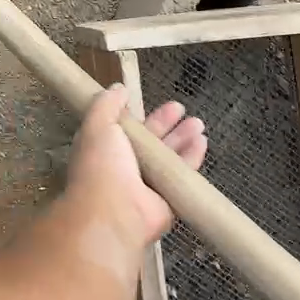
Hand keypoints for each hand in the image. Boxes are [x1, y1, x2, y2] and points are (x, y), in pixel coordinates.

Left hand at [70, 84, 205, 244]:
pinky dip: (192, 157)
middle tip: (180, 108)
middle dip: (164, 123)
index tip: (146, 100)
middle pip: (148, 139)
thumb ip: (106, 104)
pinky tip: (202, 141)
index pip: (121, 127)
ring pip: (167, 155)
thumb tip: (118, 88)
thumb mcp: (97, 124)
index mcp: (102, 146)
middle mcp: (122, 164)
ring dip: (182, 137)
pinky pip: (181, 174)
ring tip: (198, 122)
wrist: (114, 212)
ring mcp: (145, 182)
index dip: (135, 114)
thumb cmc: (101, 164)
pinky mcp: (166, 198)